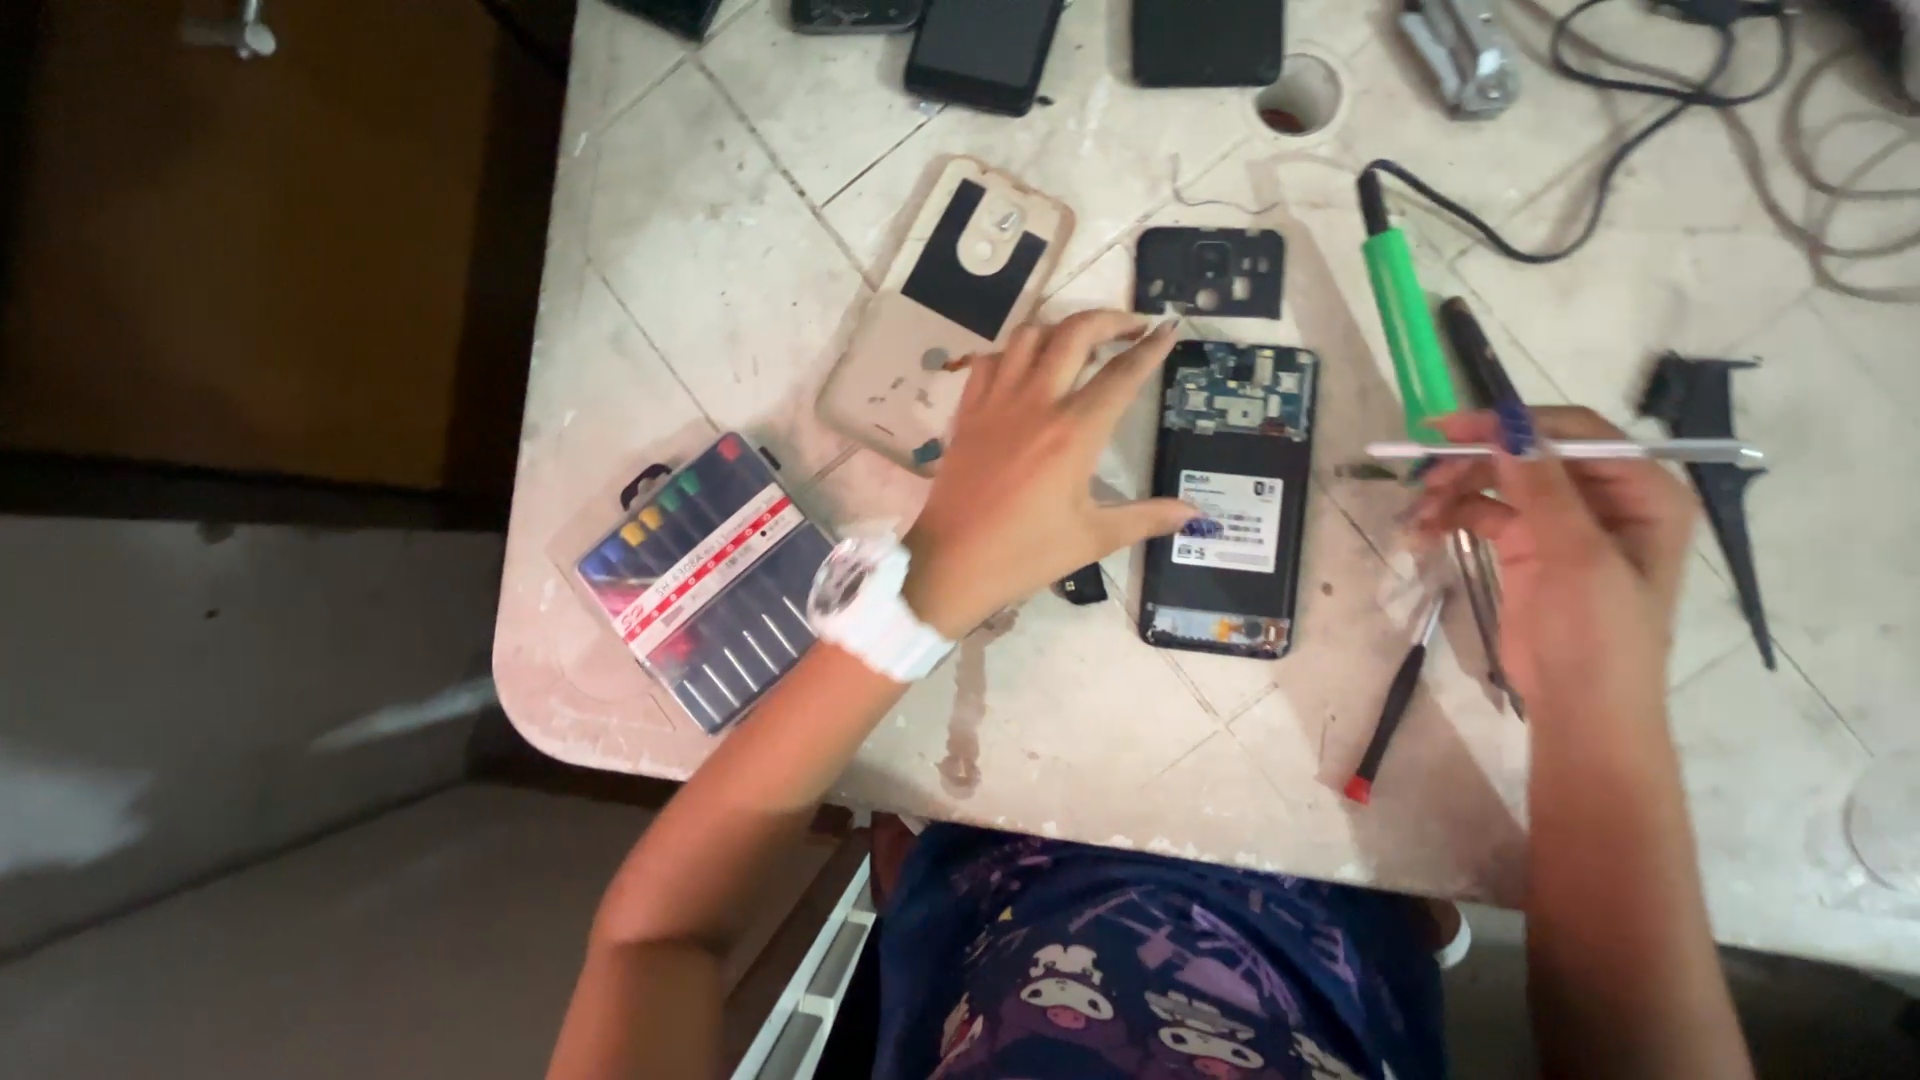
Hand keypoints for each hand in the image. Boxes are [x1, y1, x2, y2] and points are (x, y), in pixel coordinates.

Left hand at [902, 311, 1197, 636]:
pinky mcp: (968, 411)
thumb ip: (1147, 517)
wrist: (952, 562)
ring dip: (1060, 329)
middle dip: (1110, 320)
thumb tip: (1194, 513)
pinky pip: (989, 360)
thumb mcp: (1093, 538)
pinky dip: (1013, 352)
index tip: (1168, 330)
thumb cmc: (1025, 554)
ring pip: (1029, 336)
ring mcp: (997, 402)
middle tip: (1131, 327)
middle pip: (1075, 333)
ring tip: (1080, 343)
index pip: (1122, 374)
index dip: (1150, 348)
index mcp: (1075, 432)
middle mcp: (1037, 403)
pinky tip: (1025, 368)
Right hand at [1409, 407, 1697, 723]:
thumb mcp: (1578, 558)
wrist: (1581, 704)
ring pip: (1500, 481)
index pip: (1577, 434)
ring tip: (1418, 514)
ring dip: (1455, 489)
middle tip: (1422, 475)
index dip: (1515, 425)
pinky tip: (1423, 531)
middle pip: (1531, 454)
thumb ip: (1544, 490)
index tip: (1453, 431)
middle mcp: (1605, 499)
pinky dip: (1452, 515)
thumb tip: (1507, 429)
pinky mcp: (1527, 547)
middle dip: (1475, 461)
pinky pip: (1483, 512)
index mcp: (1643, 493)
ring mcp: (1562, 523)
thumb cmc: (1599, 634)